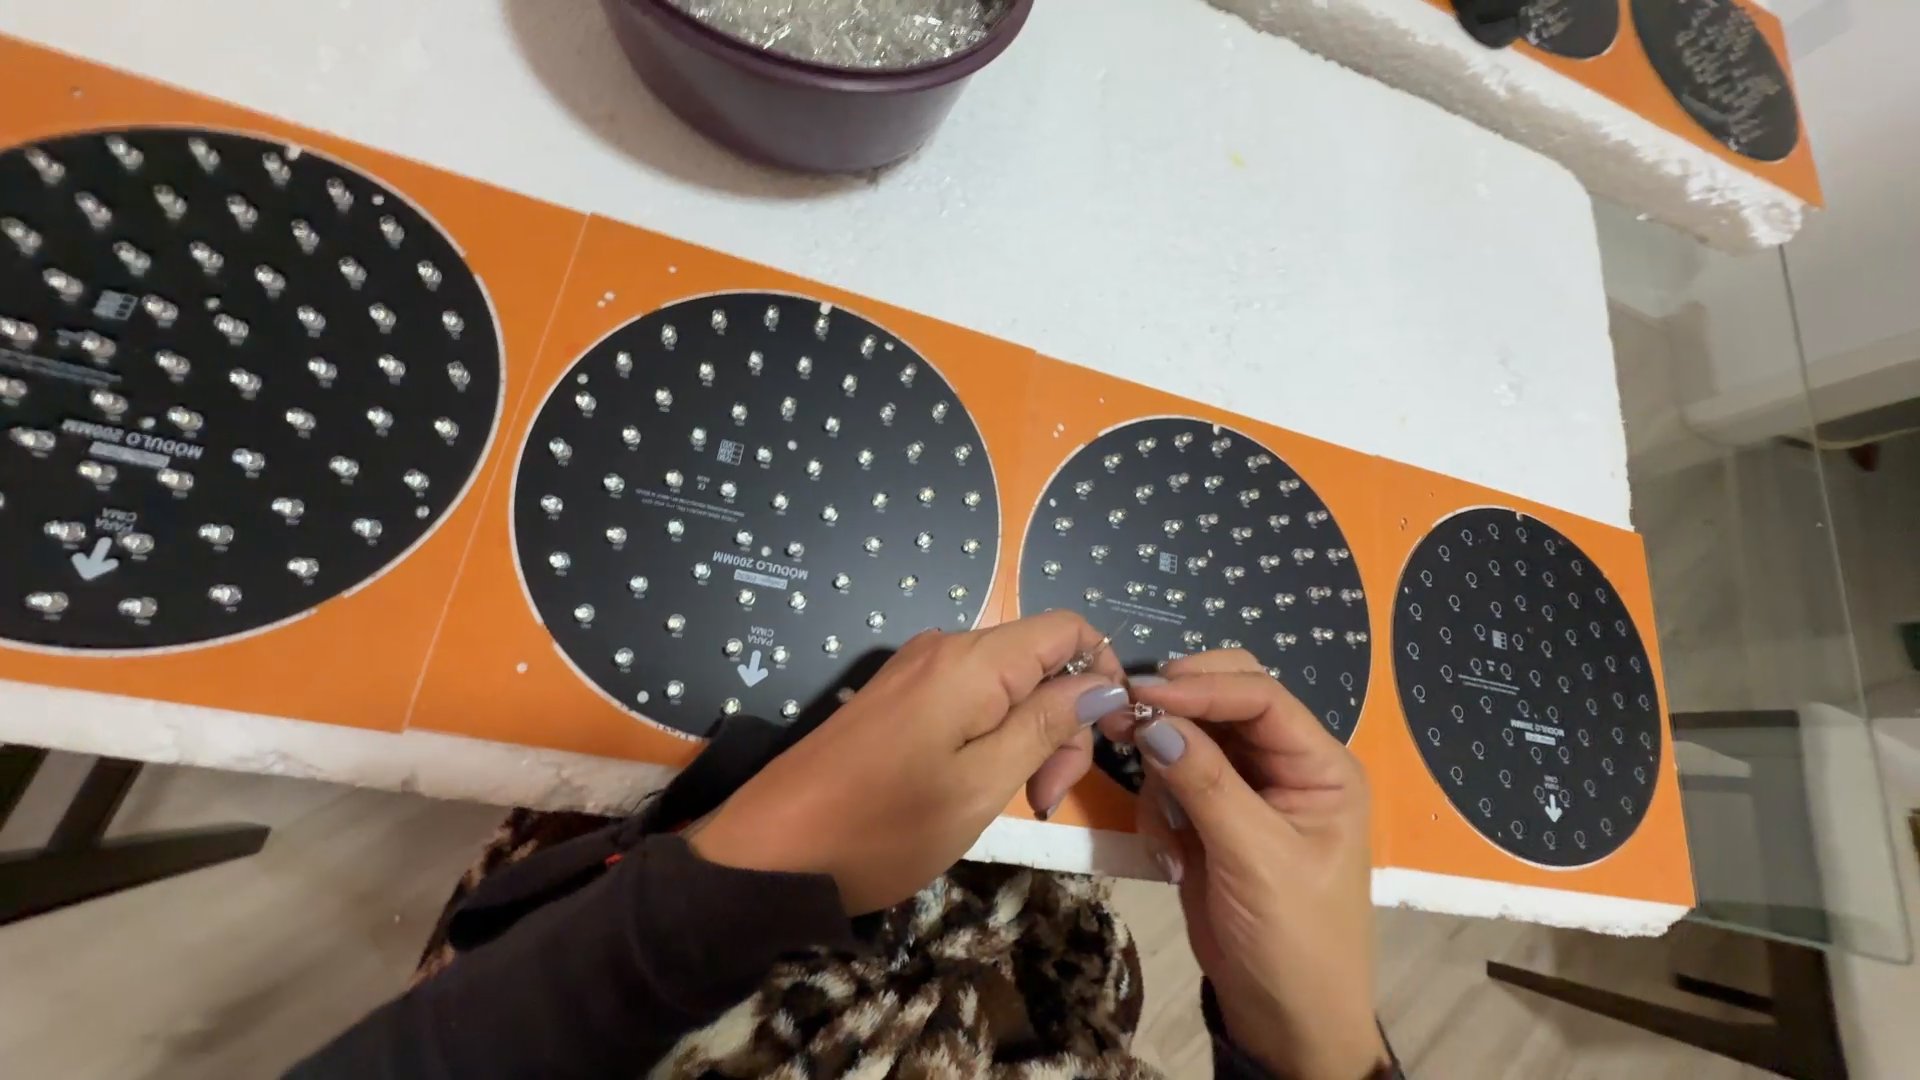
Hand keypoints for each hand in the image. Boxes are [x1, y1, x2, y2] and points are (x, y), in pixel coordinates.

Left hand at [688, 612, 1129, 913]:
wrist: (771, 851)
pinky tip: (977, 784)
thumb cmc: (884, 824)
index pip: (1067, 627)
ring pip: (1006, 683)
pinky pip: (968, 698)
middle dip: (1061, 721)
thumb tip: (1103, 682)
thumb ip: (1047, 723)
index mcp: (973, 659)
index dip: (1103, 670)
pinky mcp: (899, 696)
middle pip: (1039, 659)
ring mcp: (917, 670)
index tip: (1106, 738)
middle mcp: (946, 647)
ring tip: (1015, 800)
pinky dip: (990, 736)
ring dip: (1027, 735)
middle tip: (1045, 796)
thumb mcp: (983, 783)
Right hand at [1114, 651, 1386, 1079]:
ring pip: (1185, 738)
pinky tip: (1173, 859)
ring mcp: (1242, 785)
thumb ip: (1205, 782)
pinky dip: (1158, 810)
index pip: (1259, 696)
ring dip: (1163, 775)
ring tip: (1167, 833)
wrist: (1282, 1020)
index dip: (1201, 686)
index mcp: (1319, 765)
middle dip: (1175, 710)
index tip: (1141, 693)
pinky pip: (1168, 779)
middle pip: (1222, 701)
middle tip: (1125, 719)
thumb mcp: (1255, 859)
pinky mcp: (1208, 811)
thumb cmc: (1293, 940)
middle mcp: (1282, 762)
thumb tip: (1151, 719)